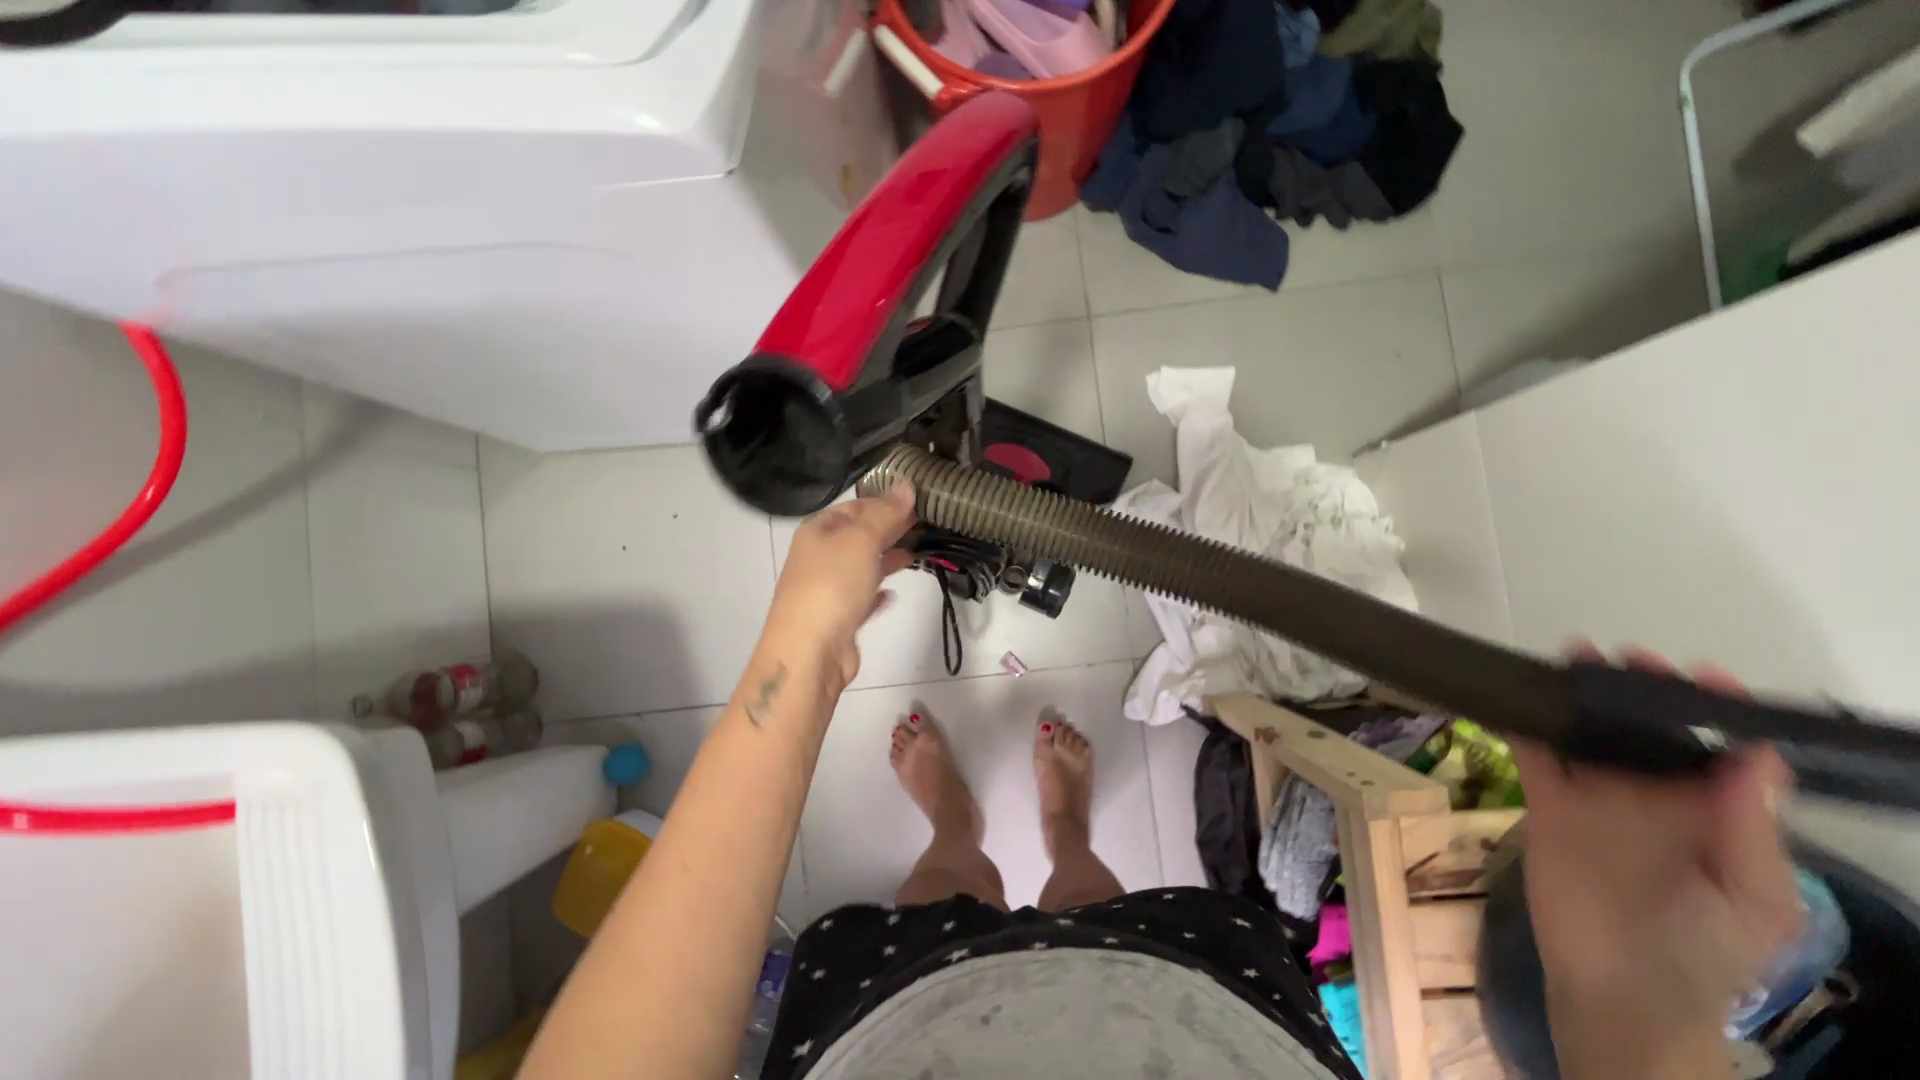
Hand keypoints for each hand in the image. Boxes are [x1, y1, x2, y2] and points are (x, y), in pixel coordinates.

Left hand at [759, 481, 916, 689]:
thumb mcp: (861, 540)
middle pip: (857, 535)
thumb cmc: (832, 585)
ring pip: (861, 566)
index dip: (883, 501)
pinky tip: (893, 594)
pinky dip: (877, 592)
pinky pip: (862, 598)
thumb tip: (906, 485)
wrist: (809, 651)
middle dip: (888, 529)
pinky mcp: (838, 618)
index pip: (853, 506)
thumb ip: (885, 514)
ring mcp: (827, 589)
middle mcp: (818, 556)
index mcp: (817, 531)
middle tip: (925, 523)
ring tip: (916, 554)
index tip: (917, 500)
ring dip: (886, 559)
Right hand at [1514, 643, 1801, 1077]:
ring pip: (1590, 732)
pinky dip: (1522, 725)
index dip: (1715, 708)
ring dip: (1582, 696)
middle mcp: (1656, 792)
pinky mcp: (1548, 803)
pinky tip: (1515, 699)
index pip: (1719, 747)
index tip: (1700, 673)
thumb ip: (1752, 830)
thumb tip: (1755, 756)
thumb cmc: (1702, 950)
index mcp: (1714, 809)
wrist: (1619, 990)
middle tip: (1626, 658)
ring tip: (1571, 659)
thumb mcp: (1752, 898)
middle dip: (1640, 688)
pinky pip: (1534, 756)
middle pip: (1648, 727)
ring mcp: (1598, 796)